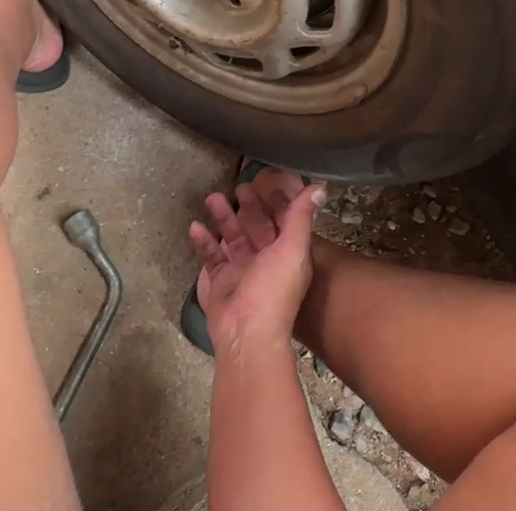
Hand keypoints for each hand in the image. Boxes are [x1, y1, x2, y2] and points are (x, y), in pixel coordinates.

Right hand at [189, 170, 326, 353]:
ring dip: (223, 218)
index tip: (269, 182)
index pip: (285, 222)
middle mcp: (267, 261)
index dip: (279, 202)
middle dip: (249, 207)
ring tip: (211, 198)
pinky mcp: (222, 281)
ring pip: (232, 237)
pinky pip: (211, 256)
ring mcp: (243, 271)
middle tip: (238, 186)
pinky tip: (195, 227)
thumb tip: (321, 186)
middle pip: (257, 227)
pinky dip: (204, 241)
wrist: (246, 332)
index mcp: (289, 254)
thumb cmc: (273, 290)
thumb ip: (302, 216)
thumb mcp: (292, 248)